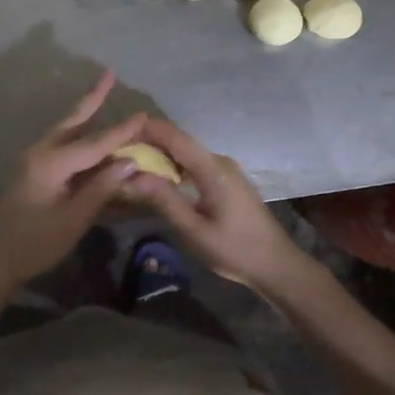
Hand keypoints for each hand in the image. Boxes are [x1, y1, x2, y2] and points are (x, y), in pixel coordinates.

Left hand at [0, 71, 145, 288]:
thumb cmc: (35, 243)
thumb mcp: (73, 219)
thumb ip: (101, 188)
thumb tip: (130, 162)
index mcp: (49, 162)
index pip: (93, 143)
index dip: (121, 131)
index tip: (145, 115)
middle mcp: (40, 153)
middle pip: (73, 123)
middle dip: (92, 99)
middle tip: (109, 74)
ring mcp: (34, 161)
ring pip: (65, 132)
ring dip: (85, 115)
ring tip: (103, 94)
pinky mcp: (33, 173)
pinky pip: (61, 147)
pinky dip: (78, 136)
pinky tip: (91, 134)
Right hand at [128, 118, 308, 291]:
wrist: (276, 265)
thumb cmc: (236, 250)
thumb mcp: (195, 231)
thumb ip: (165, 200)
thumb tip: (133, 174)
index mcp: (213, 170)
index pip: (176, 138)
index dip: (148, 129)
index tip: (120, 129)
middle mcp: (219, 162)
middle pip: (180, 142)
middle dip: (149, 142)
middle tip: (118, 150)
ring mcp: (225, 170)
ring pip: (186, 153)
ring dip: (160, 154)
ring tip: (131, 161)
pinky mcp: (226, 181)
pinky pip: (194, 164)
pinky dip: (173, 166)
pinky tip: (157, 177)